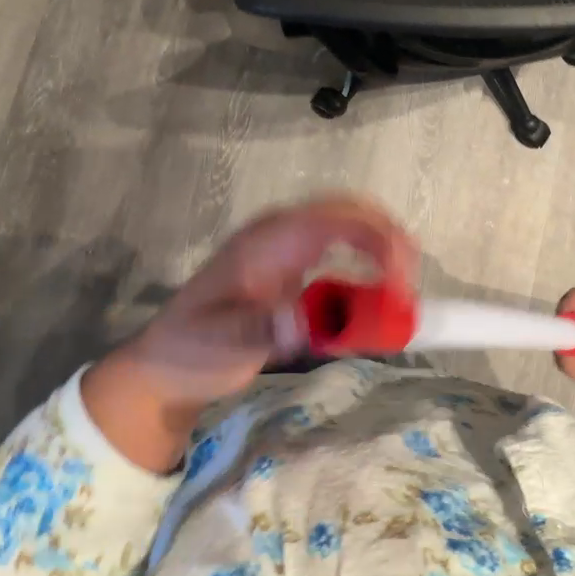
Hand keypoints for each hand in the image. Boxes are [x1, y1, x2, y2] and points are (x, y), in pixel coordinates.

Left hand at [82, 195, 417, 471]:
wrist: (163, 364)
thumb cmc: (190, 350)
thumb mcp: (223, 344)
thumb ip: (265, 329)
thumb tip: (306, 322)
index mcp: (266, 243)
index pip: (332, 221)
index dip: (374, 239)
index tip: (400, 280)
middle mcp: (281, 234)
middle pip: (347, 211)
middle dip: (387, 236)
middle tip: (411, 279)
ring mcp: (287, 247)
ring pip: (348, 225)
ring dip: (380, 246)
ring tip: (402, 286)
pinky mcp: (292, 267)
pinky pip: (340, 249)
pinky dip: (366, 264)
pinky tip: (377, 293)